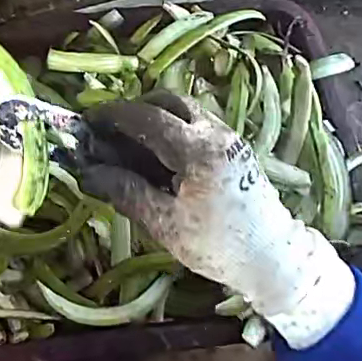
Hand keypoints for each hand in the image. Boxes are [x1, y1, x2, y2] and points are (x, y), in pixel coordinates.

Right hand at [82, 91, 353, 348]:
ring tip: (130, 143)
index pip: (147, 117)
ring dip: (154, 116)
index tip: (89, 120)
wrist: (274, 260)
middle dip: (135, 109)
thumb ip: (125, 191)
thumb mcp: (165, 224)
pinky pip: (197, 124)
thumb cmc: (217, 245)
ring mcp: (228, 137)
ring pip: (185, 109)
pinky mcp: (233, 148)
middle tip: (110, 129)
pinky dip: (171, 128)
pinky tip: (157, 156)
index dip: (113, 115)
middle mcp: (216, 133)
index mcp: (198, 150)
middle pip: (168, 101)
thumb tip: (87, 173)